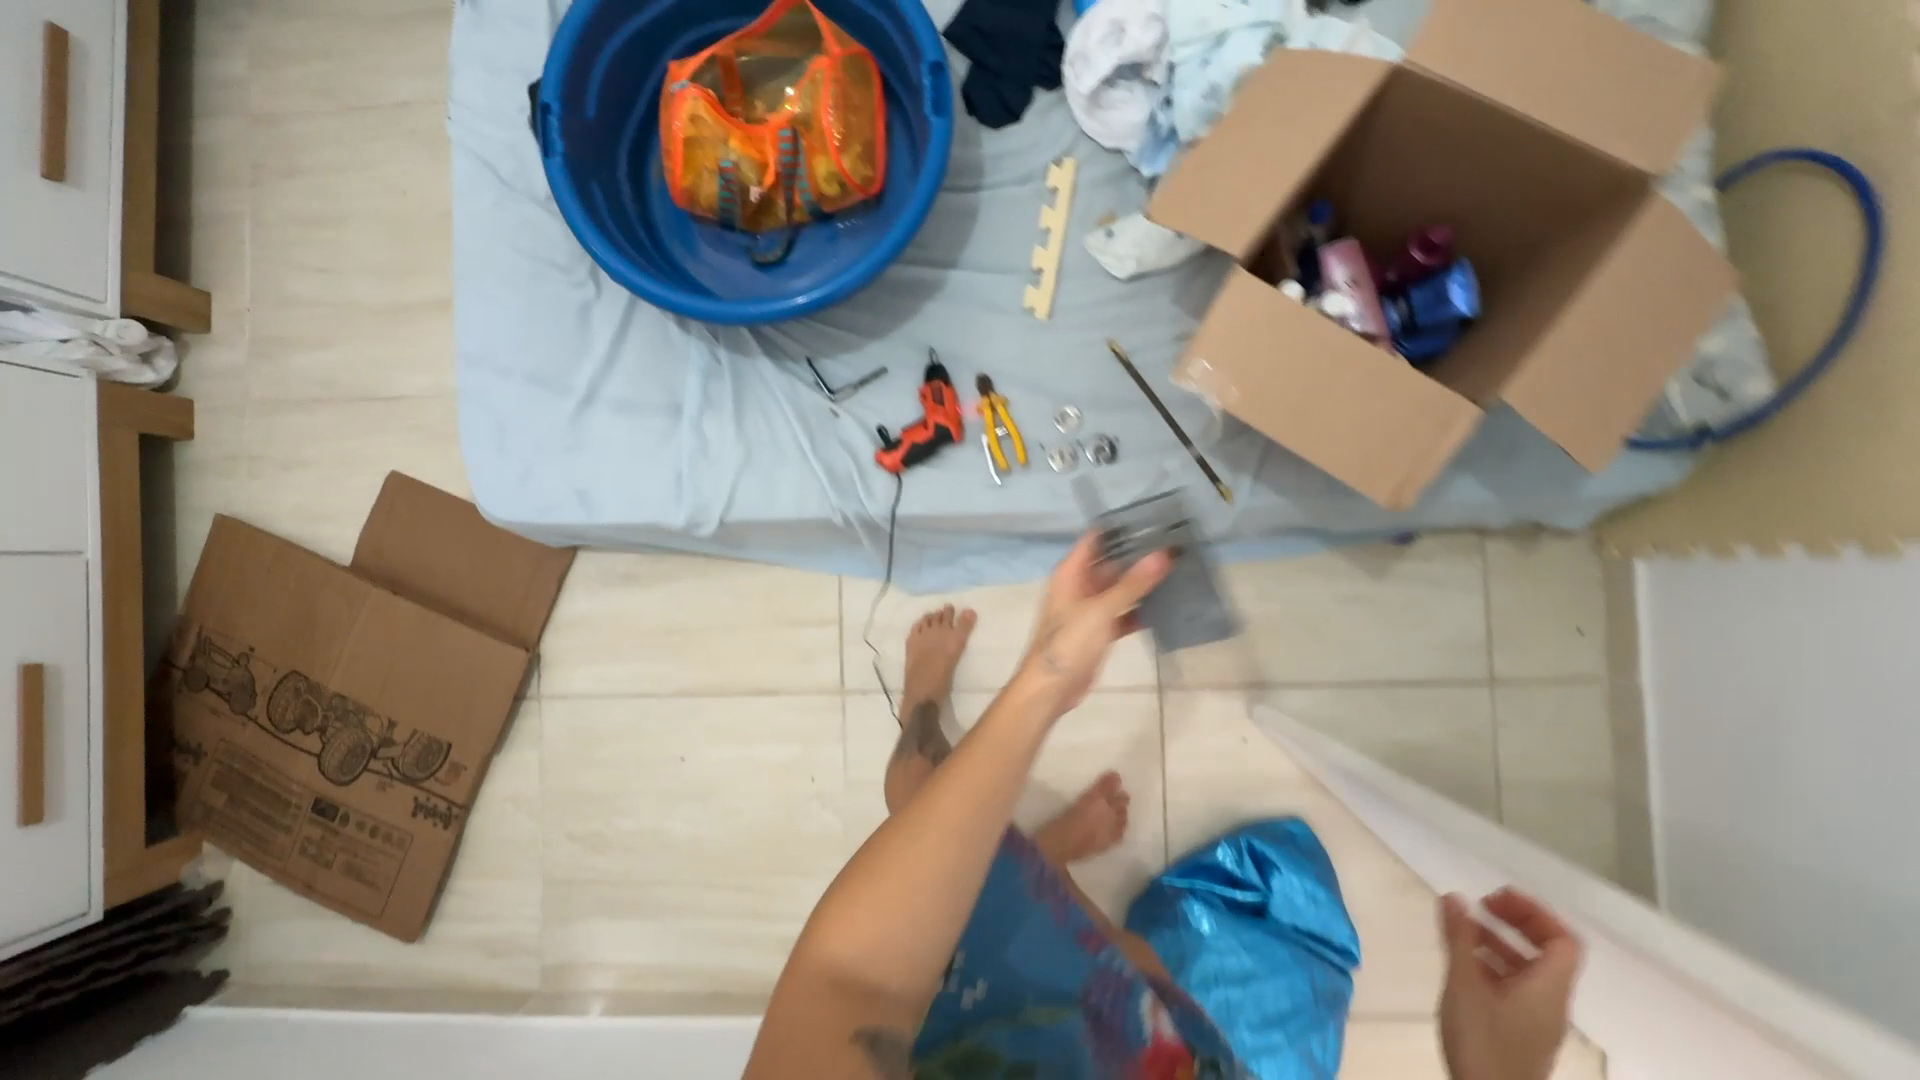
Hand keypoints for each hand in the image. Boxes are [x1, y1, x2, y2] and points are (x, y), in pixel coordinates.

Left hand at [1016, 532, 1169, 717]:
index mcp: (1070, 573)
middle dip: (1139, 555)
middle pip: (1111, 563)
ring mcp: (1089, 609)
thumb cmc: (1068, 643)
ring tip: (1178, 567)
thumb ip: (1133, 583)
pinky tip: (1167, 603)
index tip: (1153, 518)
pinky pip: (1123, 612)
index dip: (1121, 528)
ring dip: (1143, 582)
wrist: (1051, 688)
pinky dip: (1140, 609)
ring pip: (1119, 588)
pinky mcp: (1099, 631)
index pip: (1096, 539)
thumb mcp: (1101, 610)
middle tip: (1176, 543)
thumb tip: (1164, 553)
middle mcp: (1079, 586)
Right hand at [1438, 889, 1582, 1079]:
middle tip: (1480, 906)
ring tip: (1463, 931)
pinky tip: (1465, 966)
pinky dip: (1495, 966)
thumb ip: (1460, 939)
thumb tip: (1455, 897)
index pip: (1563, 940)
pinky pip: (1516, 987)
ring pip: (1529, 970)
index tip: (1497, 897)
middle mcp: (1551, 1001)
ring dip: (1501, 943)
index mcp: (1549, 988)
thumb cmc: (1483, 1042)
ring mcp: (1538, 1020)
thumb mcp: (1464, 985)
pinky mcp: (1521, 1033)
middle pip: (1548, 952)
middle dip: (1517, 923)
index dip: (1534, 912)